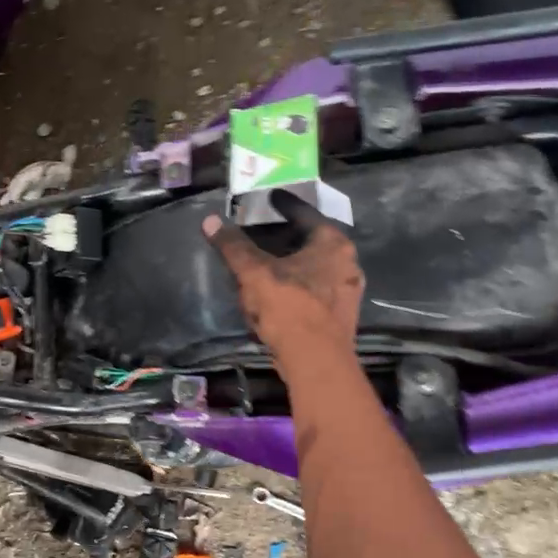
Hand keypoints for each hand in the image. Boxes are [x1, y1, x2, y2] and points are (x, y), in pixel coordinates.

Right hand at [202, 190, 364, 368]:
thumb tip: (211, 221)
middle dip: (286, 236)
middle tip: (261, 232)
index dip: (284, 205)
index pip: (305, 214)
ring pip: (313, 265)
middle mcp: (347, 262)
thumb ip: (234, 246)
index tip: (270, 198)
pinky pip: (314, 287)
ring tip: (265, 261)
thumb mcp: (254, 273)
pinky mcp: (339, 313)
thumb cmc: (289, 306)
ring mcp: (346, 290)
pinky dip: (296, 283)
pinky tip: (277, 291)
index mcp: (332, 244)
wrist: (315, 359)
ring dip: (290, 262)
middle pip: (310, 240)